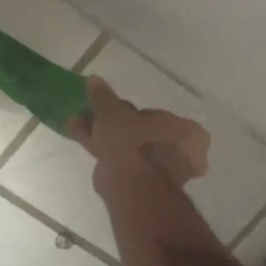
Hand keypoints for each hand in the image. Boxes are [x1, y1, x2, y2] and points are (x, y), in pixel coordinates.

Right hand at [67, 76, 208, 188]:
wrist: (132, 185)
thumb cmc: (133, 142)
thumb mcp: (113, 113)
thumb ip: (104, 97)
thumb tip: (95, 79)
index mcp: (188, 132)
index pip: (156, 116)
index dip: (130, 112)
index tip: (110, 112)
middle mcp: (182, 152)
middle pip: (142, 133)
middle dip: (115, 126)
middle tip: (92, 117)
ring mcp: (164, 170)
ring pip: (130, 148)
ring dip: (105, 137)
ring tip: (78, 126)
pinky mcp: (144, 184)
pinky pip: (123, 162)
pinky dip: (105, 152)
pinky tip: (83, 141)